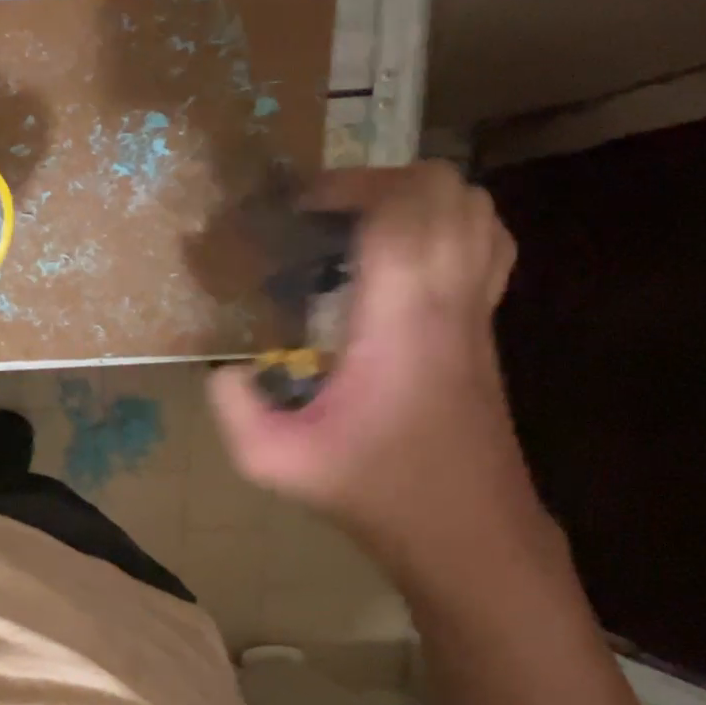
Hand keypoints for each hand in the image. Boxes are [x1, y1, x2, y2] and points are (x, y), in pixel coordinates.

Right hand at [208, 163, 537, 566]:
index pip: (399, 210)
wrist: (462, 525)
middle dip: (377, 180)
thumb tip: (220, 366)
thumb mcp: (272, 460)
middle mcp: (450, 298)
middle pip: (444, 189)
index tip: (293, 207)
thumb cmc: (369, 487)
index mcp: (401, 319)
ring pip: (474, 207)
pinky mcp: (485, 325)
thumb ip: (232, 407)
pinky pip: (484, 241)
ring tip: (355, 228)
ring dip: (414, 198)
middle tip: (319, 213)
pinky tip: (398, 260)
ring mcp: (478, 308)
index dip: (347, 186)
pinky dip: (444, 226)